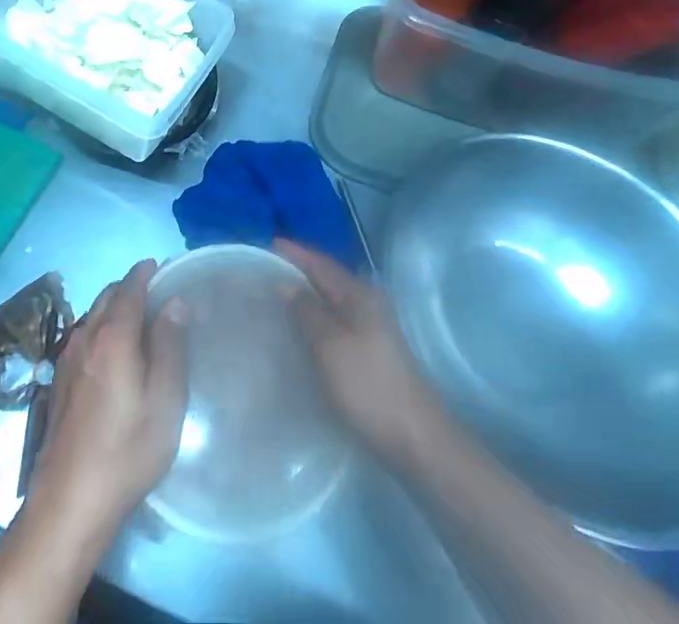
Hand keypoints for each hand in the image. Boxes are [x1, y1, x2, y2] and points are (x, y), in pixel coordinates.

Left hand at [34, 259, 187, 532]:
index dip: (145, 273)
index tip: (162, 263)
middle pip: (106, 299)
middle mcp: (84, 340)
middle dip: (130, 287)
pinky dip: (102, 328)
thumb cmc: (128, 449)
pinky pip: (83, 338)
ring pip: (92, 318)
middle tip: (157, 289)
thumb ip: (171, 346)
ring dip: (114, 308)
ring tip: (140, 316)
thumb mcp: (166, 399)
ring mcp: (66, 362)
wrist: (70, 500)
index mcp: (112, 338)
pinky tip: (114, 349)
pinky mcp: (59, 383)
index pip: (129, 289)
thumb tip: (174, 302)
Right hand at [278, 237, 445, 465]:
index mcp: (359, 295)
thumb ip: (307, 311)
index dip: (296, 253)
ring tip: (276, 294)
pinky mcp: (370, 351)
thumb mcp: (330, 345)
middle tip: (266, 267)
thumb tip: (287, 284)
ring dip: (307, 294)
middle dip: (300, 270)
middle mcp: (368, 304)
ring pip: (332, 301)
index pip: (322, 264)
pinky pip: (335, 322)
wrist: (412, 435)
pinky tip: (300, 328)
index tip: (269, 242)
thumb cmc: (367, 385)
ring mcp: (372, 329)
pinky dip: (315, 317)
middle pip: (328, 279)